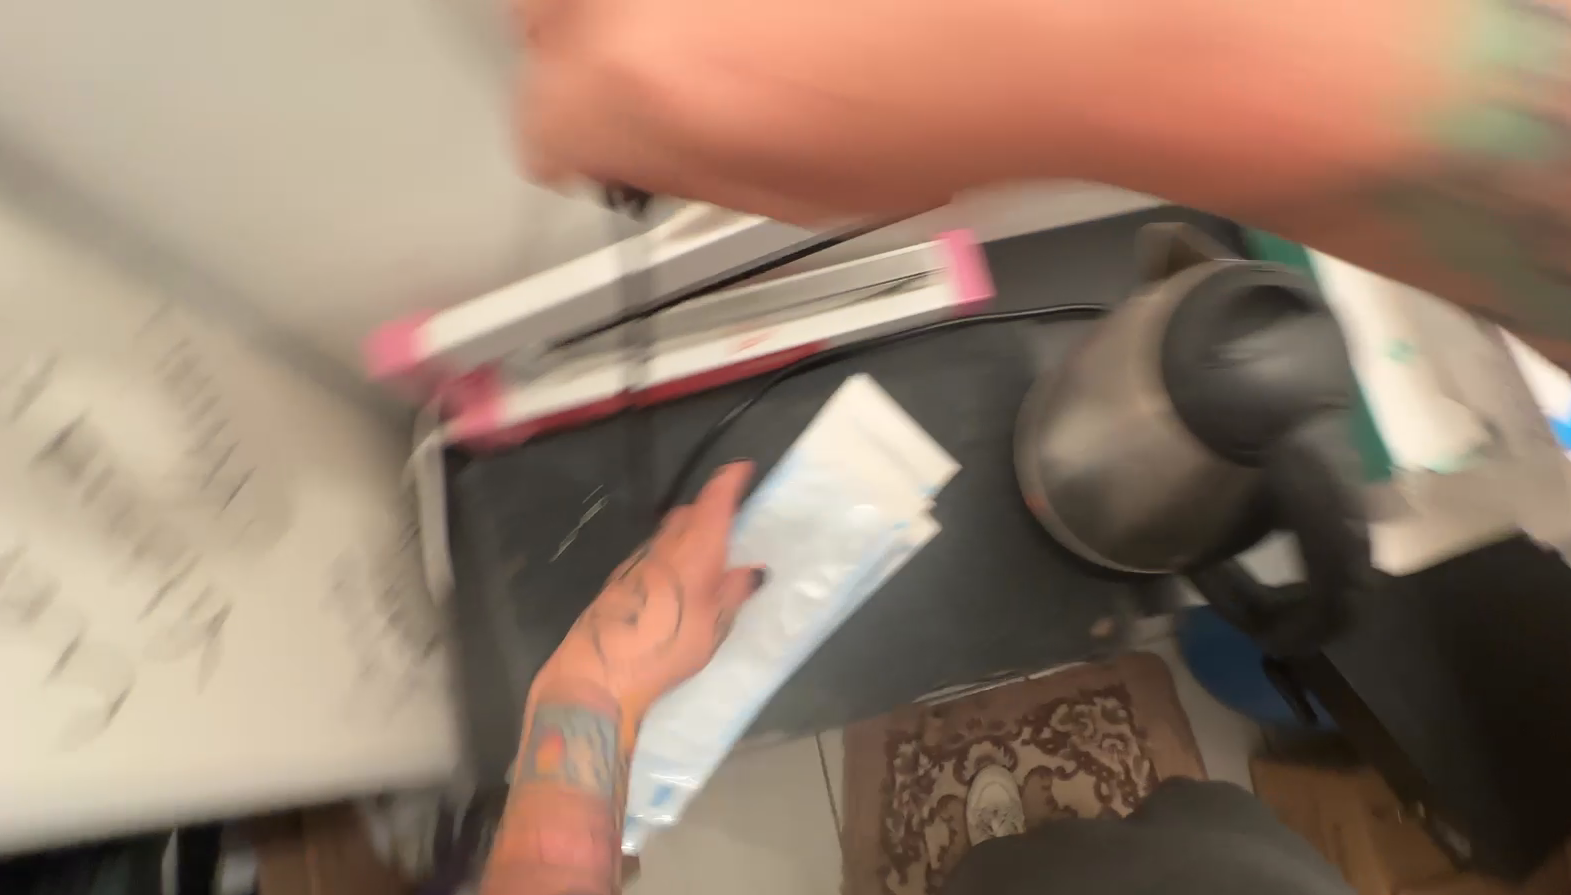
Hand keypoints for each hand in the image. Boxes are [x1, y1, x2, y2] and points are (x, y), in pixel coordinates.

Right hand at [511, 0, 1114, 220]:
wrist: (1029, 28)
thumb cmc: (939, 120)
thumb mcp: (792, 199)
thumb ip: (686, 169)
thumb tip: (639, 155)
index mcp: (643, 83)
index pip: (541, 124)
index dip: (579, 151)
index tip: (604, 156)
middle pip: (541, 18)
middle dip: (592, 61)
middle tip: (669, 92)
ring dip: (649, 16)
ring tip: (740, 43)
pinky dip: (709, 7)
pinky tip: (774, 18)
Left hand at [535, 462, 765, 720]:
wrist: (600, 669)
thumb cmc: (670, 642)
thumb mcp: (717, 622)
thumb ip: (736, 591)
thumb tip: (754, 571)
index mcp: (696, 548)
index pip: (714, 500)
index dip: (729, 480)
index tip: (743, 468)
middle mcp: (666, 545)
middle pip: (689, 513)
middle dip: (710, 508)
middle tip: (731, 521)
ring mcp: (639, 561)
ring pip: (669, 533)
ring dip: (689, 533)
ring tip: (709, 555)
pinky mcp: (621, 580)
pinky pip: (654, 555)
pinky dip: (672, 556)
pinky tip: (678, 583)